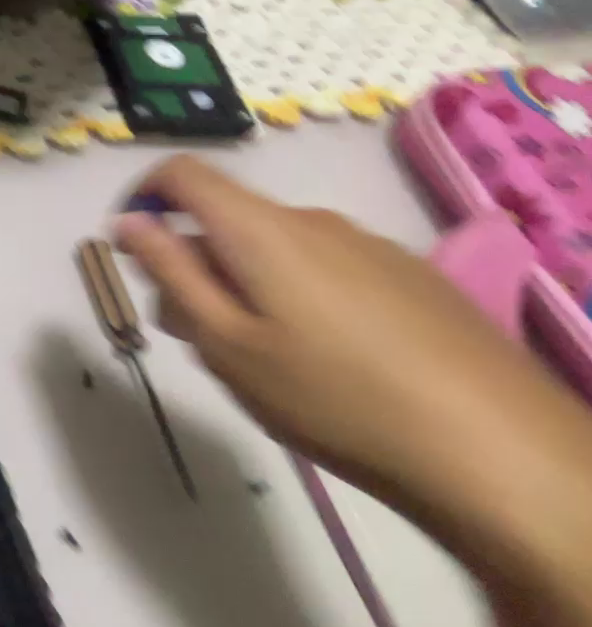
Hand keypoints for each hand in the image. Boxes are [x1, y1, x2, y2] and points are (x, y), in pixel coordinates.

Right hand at [112, 156, 589, 531]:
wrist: (498, 452)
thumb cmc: (331, 397)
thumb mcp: (225, 343)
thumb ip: (172, 274)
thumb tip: (130, 223)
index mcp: (261, 232)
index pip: (182, 174)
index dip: (141, 197)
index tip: (127, 250)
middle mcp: (316, 222)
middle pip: (226, 218)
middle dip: (189, 261)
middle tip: (190, 334)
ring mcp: (371, 247)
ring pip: (273, 246)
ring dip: (239, 282)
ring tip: (256, 356)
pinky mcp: (411, 278)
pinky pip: (322, 266)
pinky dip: (290, 293)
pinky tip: (319, 359)